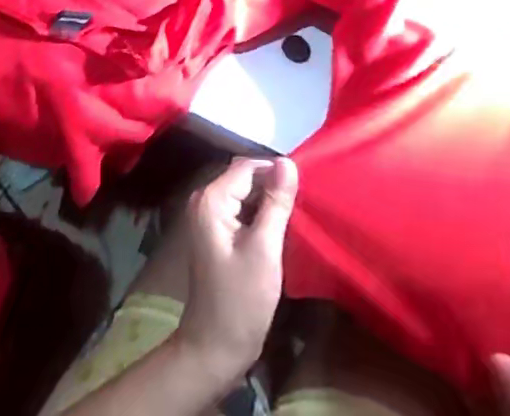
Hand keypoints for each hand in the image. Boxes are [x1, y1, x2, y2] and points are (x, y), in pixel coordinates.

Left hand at [171, 157, 298, 382]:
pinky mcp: (216, 234)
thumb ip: (276, 203)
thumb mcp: (265, 249)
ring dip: (268, 200)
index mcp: (211, 200)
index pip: (248, 167)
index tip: (306, 186)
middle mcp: (204, 201)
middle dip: (273, 184)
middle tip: (304, 201)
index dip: (276, 171)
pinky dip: (260, 214)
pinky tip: (280, 226)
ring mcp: (208, 218)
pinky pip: (241, 210)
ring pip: (244, 193)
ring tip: (297, 212)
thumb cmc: (241, 300)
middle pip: (245, 177)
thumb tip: (288, 162)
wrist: (215, 347)